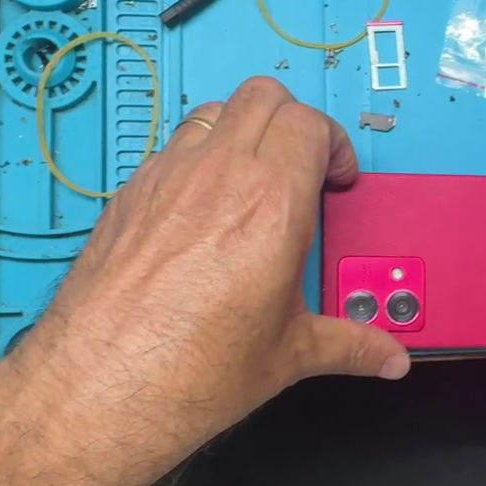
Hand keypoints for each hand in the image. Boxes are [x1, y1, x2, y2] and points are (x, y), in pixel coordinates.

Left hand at [0, 78, 408, 485]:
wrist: (97, 389)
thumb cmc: (190, 373)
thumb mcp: (289, 355)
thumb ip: (350, 345)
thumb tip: (388, 358)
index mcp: (272, 205)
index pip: (311, 125)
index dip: (334, 144)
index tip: (337, 178)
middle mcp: (219, 175)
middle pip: (264, 96)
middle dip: (295, 122)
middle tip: (304, 166)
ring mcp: (169, 177)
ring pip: (216, 110)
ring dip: (246, 129)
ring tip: (256, 177)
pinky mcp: (131, 193)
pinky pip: (175, 145)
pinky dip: (201, 155)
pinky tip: (204, 208)